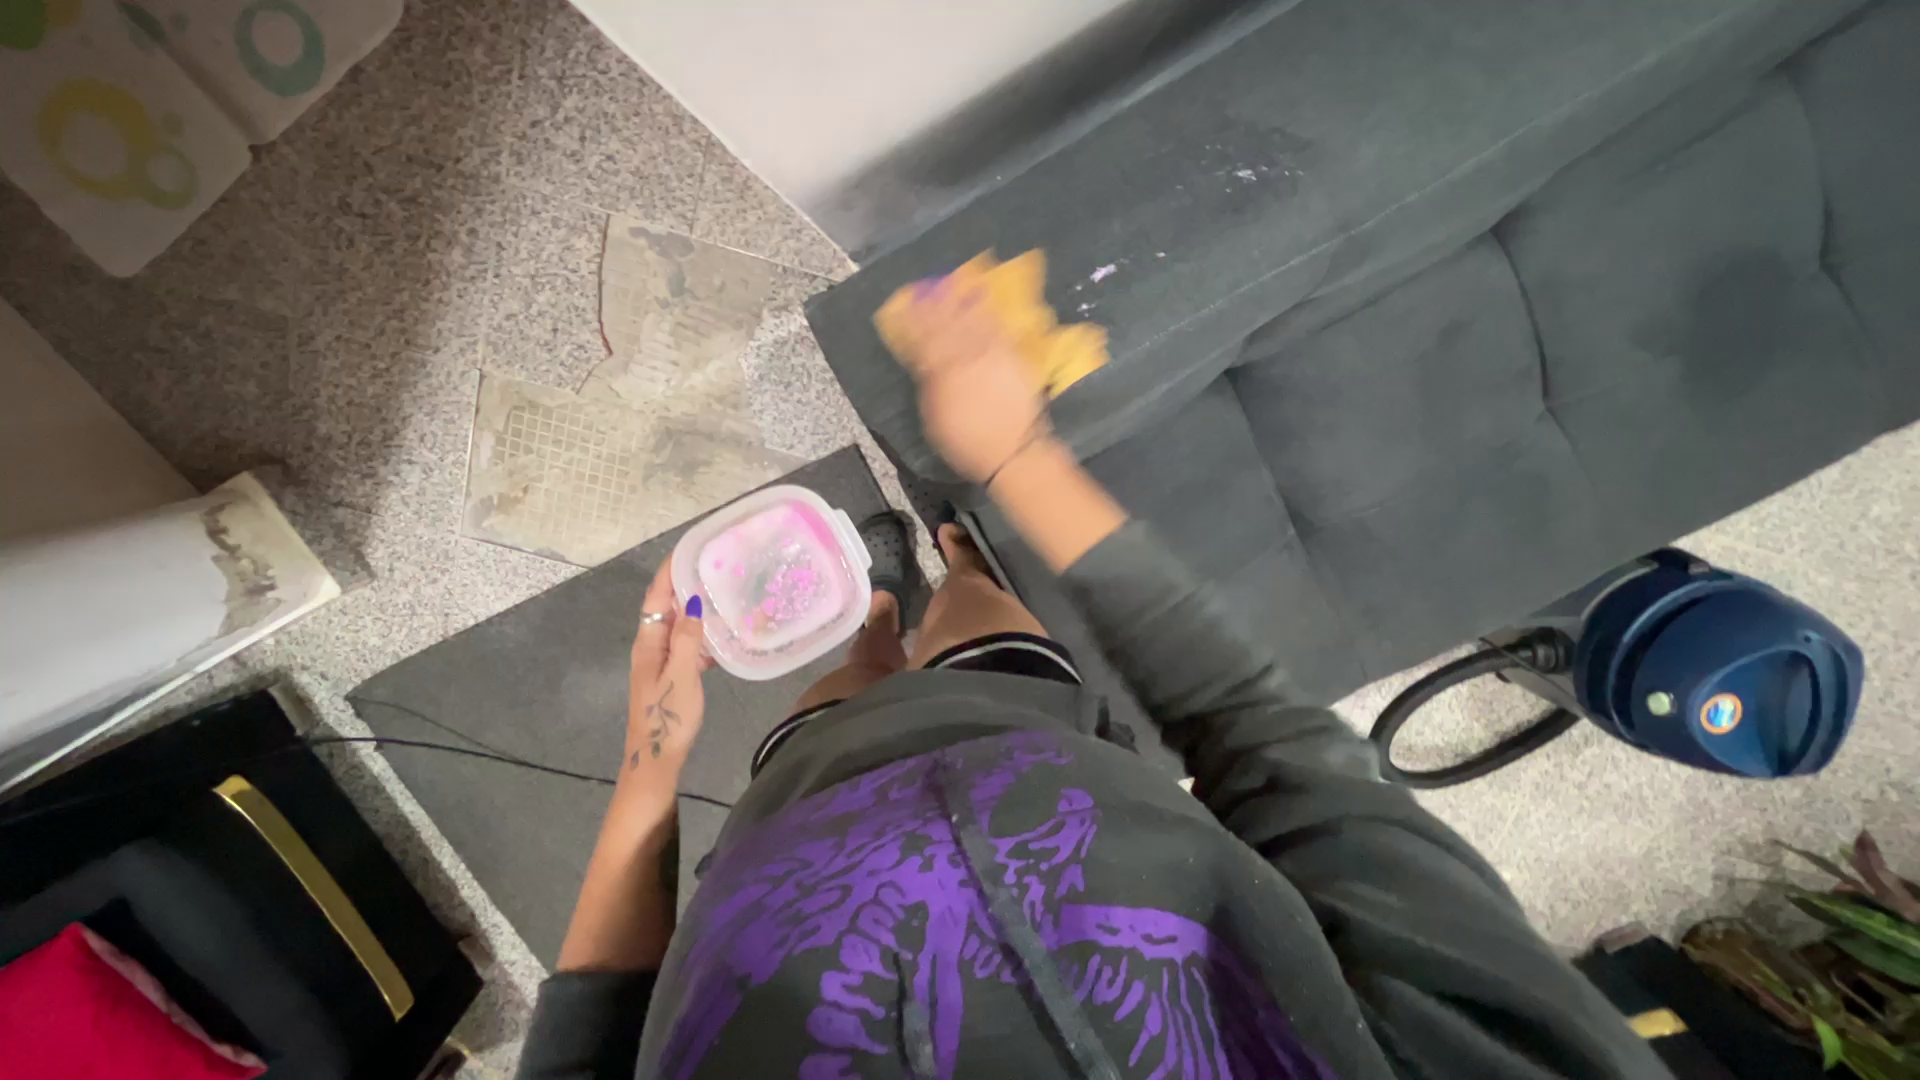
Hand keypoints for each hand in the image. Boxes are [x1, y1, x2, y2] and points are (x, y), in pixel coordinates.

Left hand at [621, 560, 708, 800]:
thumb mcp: (681, 675)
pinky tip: (722, 631)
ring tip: (723, 588)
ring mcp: (661, 660)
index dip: (670, 570)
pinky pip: (687, 642)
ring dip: (695, 605)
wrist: (656, 759)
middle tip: (715, 562)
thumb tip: (691, 601)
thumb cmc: (667, 717)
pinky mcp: (673, 674)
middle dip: (684, 581)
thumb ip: (687, 638)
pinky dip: (701, 630)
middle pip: (665, 605)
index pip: (656, 595)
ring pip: (677, 623)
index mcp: (648, 642)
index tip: (690, 546)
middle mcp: (651, 646)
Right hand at [891, 279, 1049, 483]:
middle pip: (950, 323)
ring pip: (976, 321)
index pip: (925, 336)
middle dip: (938, 304)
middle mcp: (969, 355)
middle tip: (930, 287)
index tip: (907, 302)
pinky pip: (1001, 329)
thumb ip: (929, 382)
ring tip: (958, 285)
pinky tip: (987, 304)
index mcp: (944, 370)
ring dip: (965, 302)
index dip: (915, 318)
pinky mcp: (1016, 357)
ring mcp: (995, 354)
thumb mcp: (935, 415)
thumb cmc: (966, 442)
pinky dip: (991, 314)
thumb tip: (922, 359)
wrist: (1012, 452)